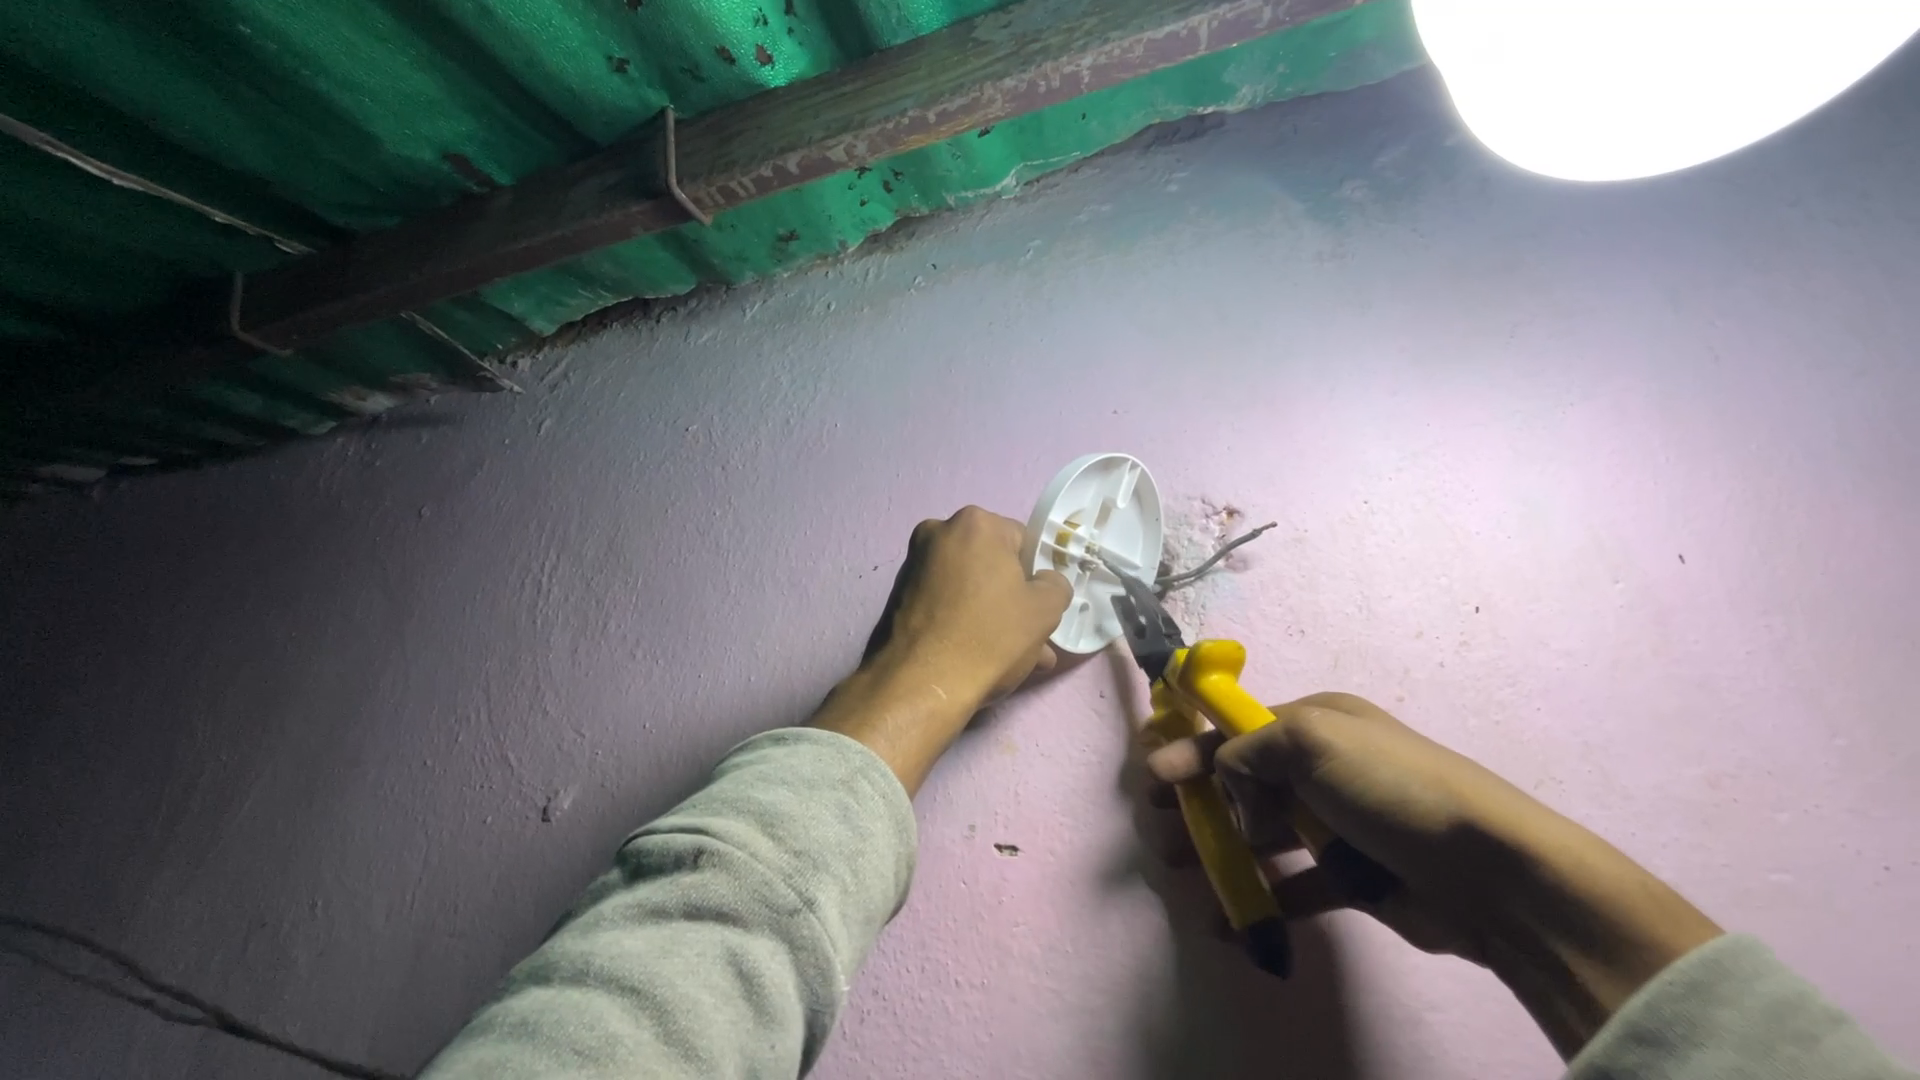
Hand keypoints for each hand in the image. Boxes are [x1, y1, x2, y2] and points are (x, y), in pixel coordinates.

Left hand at [812, 507, 1069, 794]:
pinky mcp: (898, 598)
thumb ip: (1055, 586)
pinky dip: (964, 622)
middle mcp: (937, 534)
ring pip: (970, 588)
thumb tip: (1046, 582)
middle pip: (993, 565)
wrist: (921, 685)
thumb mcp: (1044, 611)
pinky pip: (946, 604)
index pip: (1023, 541)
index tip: (1041, 608)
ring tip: (1015, 658)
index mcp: (974, 524)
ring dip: (993, 615)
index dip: (1037, 576)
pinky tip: (982, 657)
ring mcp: (913, 566)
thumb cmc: (989, 638)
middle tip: (1033, 638)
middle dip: (1014, 600)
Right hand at [1147, 693, 1720, 1058]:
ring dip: (1221, 852)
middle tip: (1160, 828)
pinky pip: (1292, 886)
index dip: (1191, 749)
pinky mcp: (1351, 877)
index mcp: (1316, 723)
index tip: (1151, 774)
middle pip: (1242, 782)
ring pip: (1261, 835)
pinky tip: (1230, 922)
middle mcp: (1323, 767)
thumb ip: (1249, 752)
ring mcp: (1337, 823)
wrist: (1492, 872)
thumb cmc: (1391, 790)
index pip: (1237, 730)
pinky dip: (1261, 901)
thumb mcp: (1312, 742)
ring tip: (1184, 872)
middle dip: (1197, 802)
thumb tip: (1229, 785)